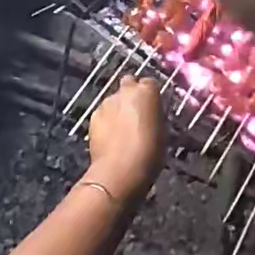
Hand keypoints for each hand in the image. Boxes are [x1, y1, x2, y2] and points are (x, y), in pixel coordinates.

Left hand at [85, 75, 163, 199]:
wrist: (119, 171)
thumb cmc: (149, 153)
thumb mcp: (162, 131)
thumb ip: (154, 115)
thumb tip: (150, 115)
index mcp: (147, 91)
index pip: (150, 83)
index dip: (150, 96)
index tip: (151, 108)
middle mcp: (126, 91)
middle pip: (129, 83)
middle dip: (131, 94)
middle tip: (135, 113)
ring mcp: (107, 103)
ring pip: (113, 100)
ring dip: (117, 108)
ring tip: (120, 129)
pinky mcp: (93, 116)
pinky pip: (102, 114)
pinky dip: (106, 121)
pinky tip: (109, 137)